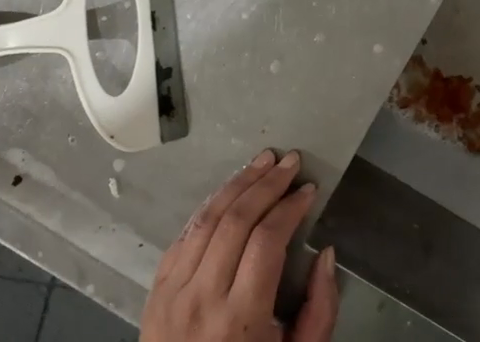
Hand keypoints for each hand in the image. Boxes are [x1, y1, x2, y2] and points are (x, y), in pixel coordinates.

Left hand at [140, 149, 338, 341]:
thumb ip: (320, 309)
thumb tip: (324, 253)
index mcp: (239, 318)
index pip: (266, 240)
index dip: (290, 207)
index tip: (310, 189)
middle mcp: (201, 299)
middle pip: (235, 220)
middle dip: (267, 184)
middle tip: (292, 161)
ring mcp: (172, 293)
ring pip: (206, 220)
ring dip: (237, 184)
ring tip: (264, 162)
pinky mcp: (155, 292)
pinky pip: (183, 236)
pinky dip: (209, 207)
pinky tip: (230, 191)